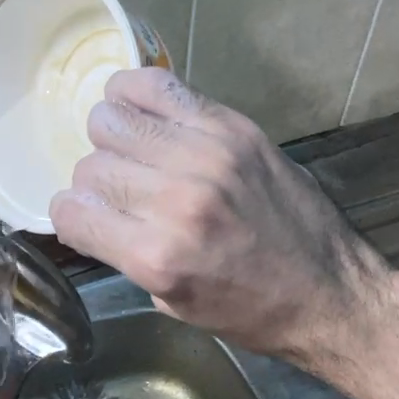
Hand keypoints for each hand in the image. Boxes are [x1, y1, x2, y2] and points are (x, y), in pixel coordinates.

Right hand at [51, 67, 398, 376]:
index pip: (71, 212)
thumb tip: (96, 214)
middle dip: (96, 186)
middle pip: (91, 166)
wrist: (327, 294)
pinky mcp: (233, 128)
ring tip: (138, 159)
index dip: (73, 219)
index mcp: (156, 257)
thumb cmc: (250, 313)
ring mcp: (206, 156)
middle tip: (125, 198)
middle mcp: (174, 200)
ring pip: (112, 120)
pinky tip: (148, 118)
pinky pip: (155, 85)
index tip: (89, 223)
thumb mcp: (175, 304)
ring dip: (114, 142)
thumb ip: (128, 255)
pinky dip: (137, 96)